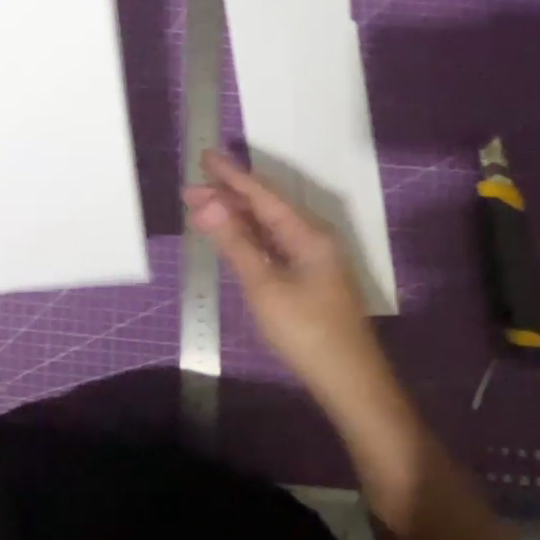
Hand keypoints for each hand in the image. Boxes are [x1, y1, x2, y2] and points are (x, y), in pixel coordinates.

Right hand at [185, 149, 390, 405]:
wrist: (350, 383)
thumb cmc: (306, 332)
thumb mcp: (264, 286)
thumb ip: (234, 242)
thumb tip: (206, 203)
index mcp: (308, 233)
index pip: (262, 194)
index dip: (231, 175)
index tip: (204, 156)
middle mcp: (312, 238)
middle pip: (265, 206)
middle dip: (227, 195)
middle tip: (188, 190)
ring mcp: (312, 259)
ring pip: (268, 226)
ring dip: (235, 216)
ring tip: (200, 209)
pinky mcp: (308, 279)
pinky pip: (272, 244)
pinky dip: (247, 237)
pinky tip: (229, 238)